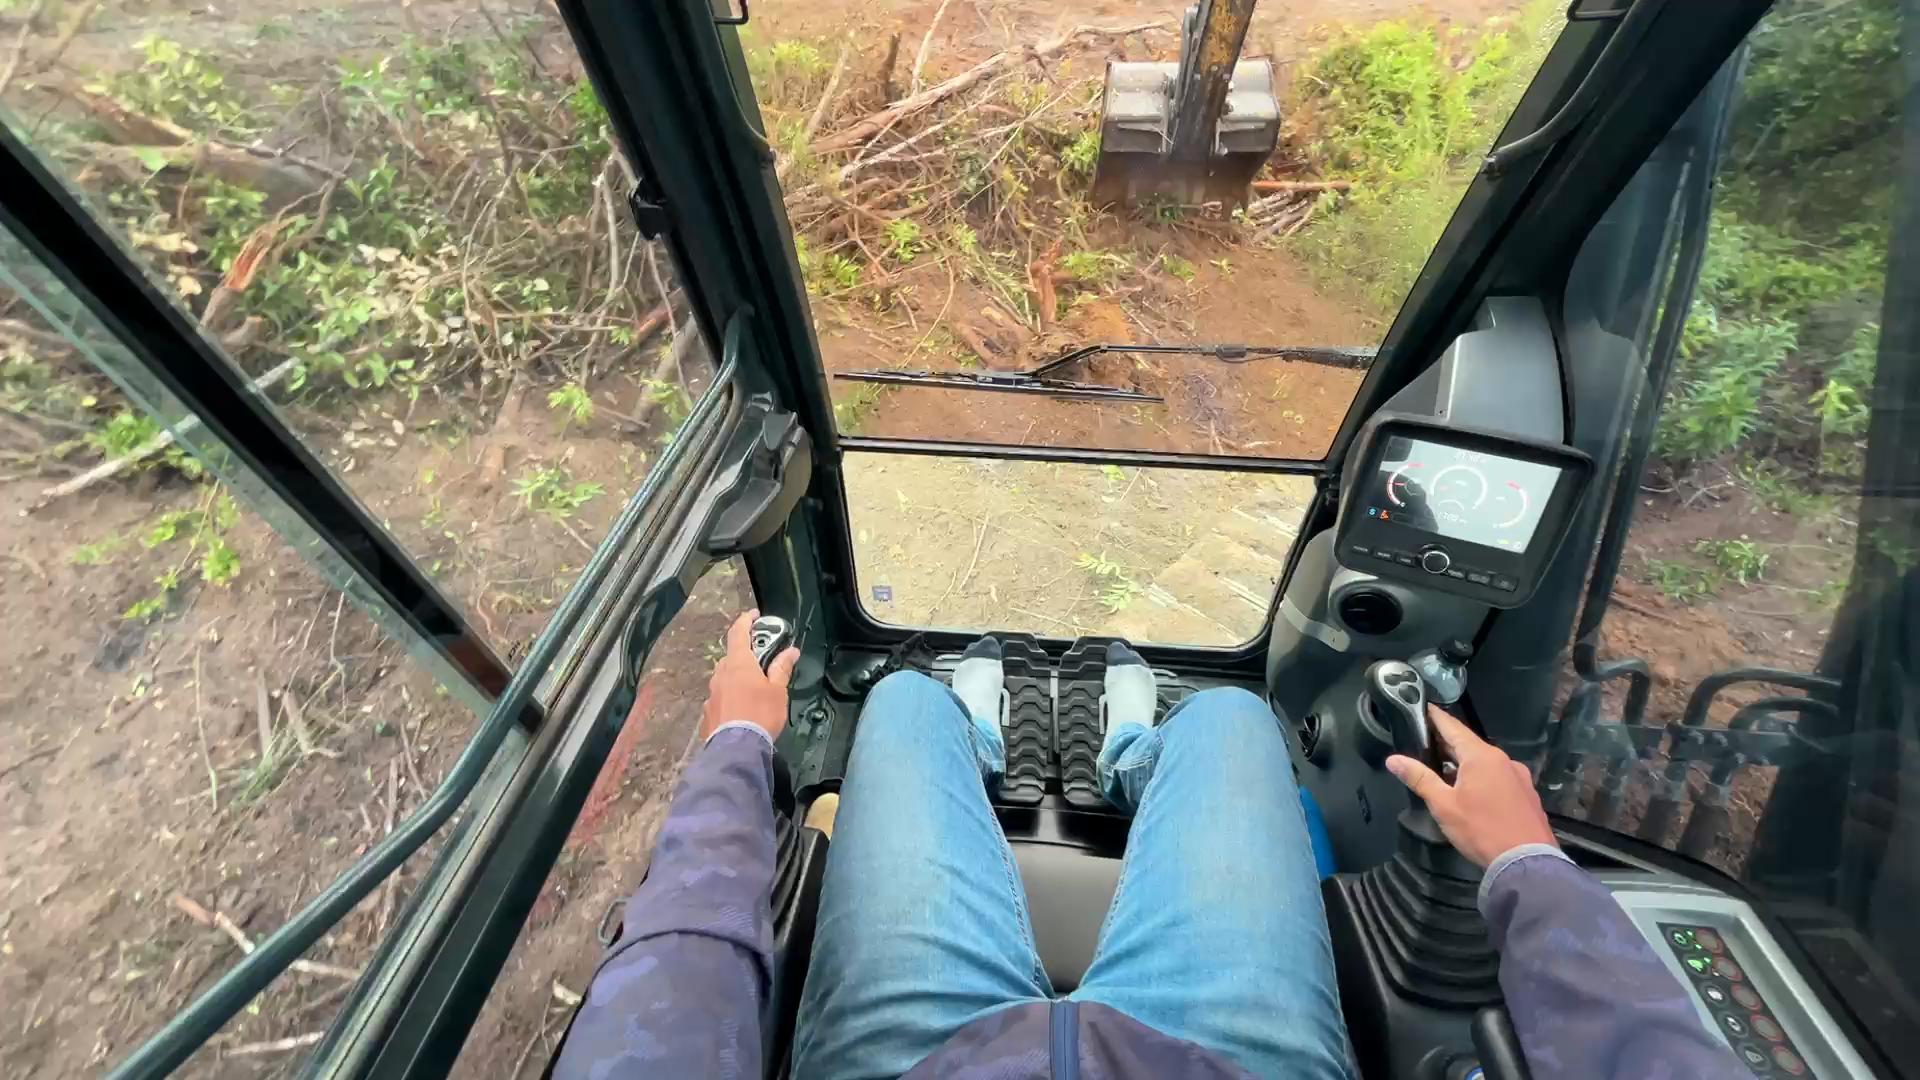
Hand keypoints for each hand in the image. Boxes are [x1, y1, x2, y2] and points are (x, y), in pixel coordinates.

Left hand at [698, 610, 800, 742]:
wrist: (737, 749)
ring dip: (737, 677)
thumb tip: (791, 651)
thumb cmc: (760, 714)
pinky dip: (730, 696)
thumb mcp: (778, 690)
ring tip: (753, 688)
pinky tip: (741, 709)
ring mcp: (711, 694)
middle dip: (746, 655)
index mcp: (738, 664)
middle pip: (732, 656)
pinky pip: (720, 697)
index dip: (746, 620)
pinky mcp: (708, 712)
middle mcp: (720, 674)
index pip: (738, 633)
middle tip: (761, 661)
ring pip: (724, 677)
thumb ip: (781, 668)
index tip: (754, 615)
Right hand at [1386, 705, 1556, 866]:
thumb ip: (1418, 777)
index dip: (1435, 716)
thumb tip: (1392, 759)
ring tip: (1443, 769)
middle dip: (1446, 742)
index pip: (1452, 727)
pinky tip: (1470, 789)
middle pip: (1468, 743)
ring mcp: (1519, 777)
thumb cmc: (1482, 829)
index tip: (1422, 706)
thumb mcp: (1443, 804)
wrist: (1529, 865)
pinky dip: (1481, 775)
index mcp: (1482, 756)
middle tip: (1423, 742)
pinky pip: (1498, 775)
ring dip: (1464, 761)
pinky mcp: (1527, 795)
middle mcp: (1504, 761)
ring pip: (1484, 761)